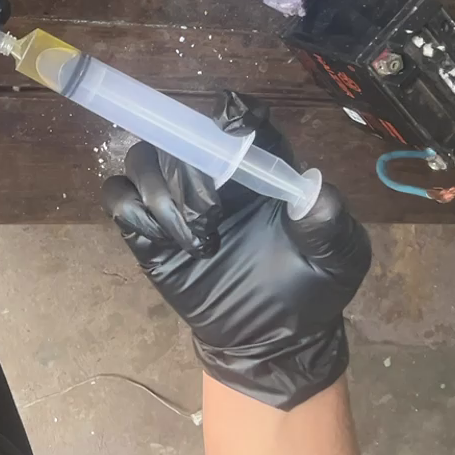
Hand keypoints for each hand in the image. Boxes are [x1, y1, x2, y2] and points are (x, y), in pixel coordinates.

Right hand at [102, 93, 370, 409]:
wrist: (270, 342)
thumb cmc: (307, 290)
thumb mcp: (336, 259)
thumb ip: (328, 222)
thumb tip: (311, 186)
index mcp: (254, 165)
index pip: (235, 114)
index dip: (228, 113)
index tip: (229, 129)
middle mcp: (208, 170)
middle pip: (176, 132)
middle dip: (187, 167)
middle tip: (210, 213)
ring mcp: (171, 196)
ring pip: (140, 158)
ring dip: (160, 193)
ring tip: (194, 239)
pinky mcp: (144, 226)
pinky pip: (118, 196)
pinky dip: (132, 210)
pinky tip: (162, 242)